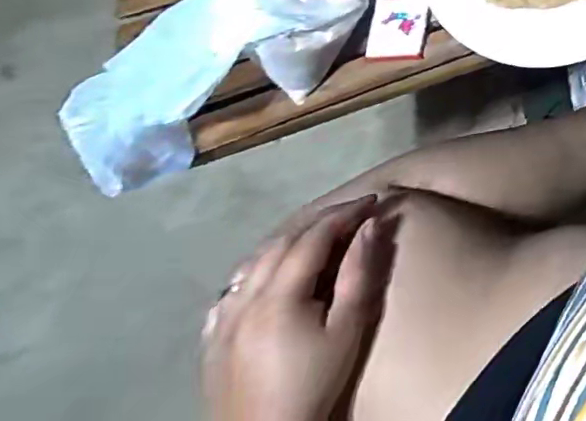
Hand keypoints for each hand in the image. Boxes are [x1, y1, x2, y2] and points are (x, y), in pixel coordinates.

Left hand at [203, 195, 396, 420]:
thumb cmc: (315, 384)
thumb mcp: (347, 330)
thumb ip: (359, 273)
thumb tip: (370, 225)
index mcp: (277, 297)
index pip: (313, 237)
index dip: (344, 214)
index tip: (373, 202)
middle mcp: (244, 300)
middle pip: (282, 242)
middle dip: (320, 221)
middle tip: (353, 213)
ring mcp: (222, 321)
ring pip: (254, 262)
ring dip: (289, 240)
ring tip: (319, 235)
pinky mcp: (212, 341)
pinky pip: (232, 289)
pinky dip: (258, 269)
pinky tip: (271, 273)